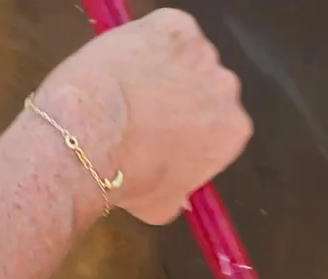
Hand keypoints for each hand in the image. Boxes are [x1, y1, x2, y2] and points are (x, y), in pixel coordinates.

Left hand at [36, 9, 251, 224]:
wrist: (94, 136)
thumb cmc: (130, 179)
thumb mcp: (163, 207)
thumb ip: (179, 194)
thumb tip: (177, 191)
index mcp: (232, 132)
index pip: (221, 130)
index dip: (194, 136)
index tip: (171, 142)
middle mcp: (227, 88)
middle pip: (207, 90)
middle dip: (184, 101)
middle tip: (149, 118)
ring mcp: (201, 50)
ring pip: (185, 60)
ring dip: (166, 72)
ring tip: (131, 91)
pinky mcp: (173, 23)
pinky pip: (163, 32)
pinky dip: (147, 44)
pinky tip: (126, 66)